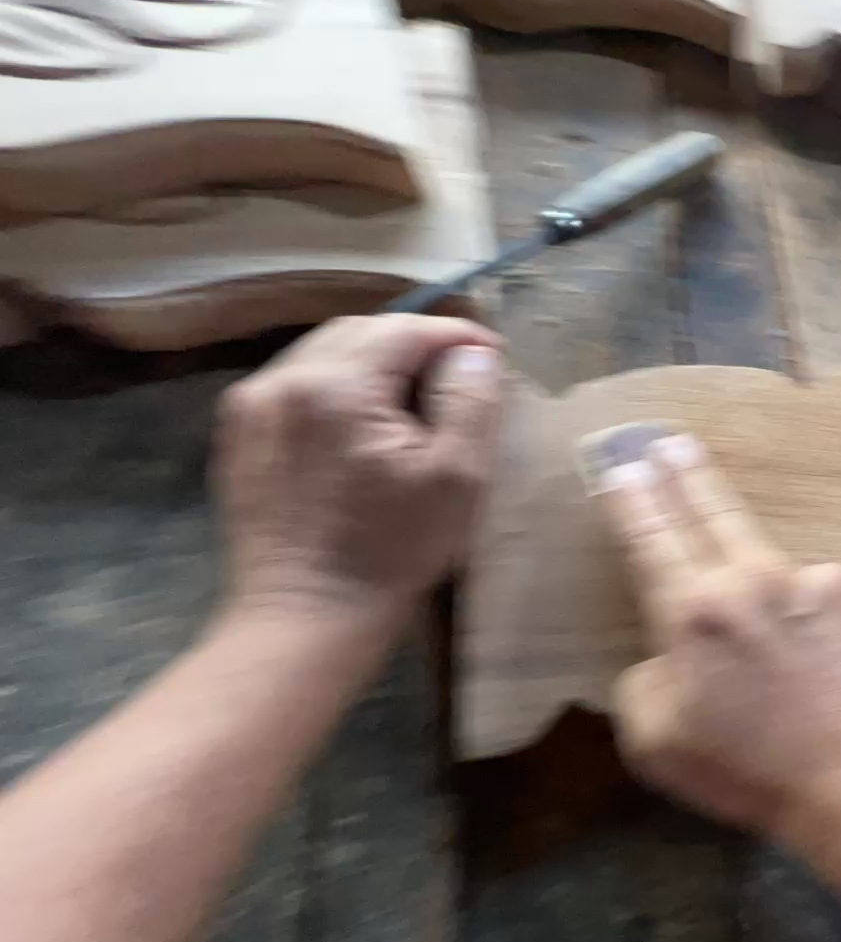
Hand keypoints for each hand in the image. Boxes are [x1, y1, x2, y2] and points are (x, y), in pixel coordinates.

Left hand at [214, 314, 503, 624]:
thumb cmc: (397, 546)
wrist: (311, 611)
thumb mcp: (459, 476)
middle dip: (418, 343)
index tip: (497, 357)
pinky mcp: (242, 435)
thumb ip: (471, 403)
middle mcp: (281, 382)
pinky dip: (347, 385)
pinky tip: (373, 421)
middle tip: (464, 374)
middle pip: (361, 332)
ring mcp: (252, 408)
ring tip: (423, 396)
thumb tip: (477, 355)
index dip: (458, 336)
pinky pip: (301, 384)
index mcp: (336, 387)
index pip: (405, 330)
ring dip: (381, 362)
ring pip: (327, 354)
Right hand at [595, 433, 840, 838]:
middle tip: (673, 443)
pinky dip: (826, 629)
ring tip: (789, 661)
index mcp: (696, 609)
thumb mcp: (657, 740)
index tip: (624, 467)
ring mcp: (822, 579)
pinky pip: (833, 603)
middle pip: (715, 511)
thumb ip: (647, 679)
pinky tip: (836, 669)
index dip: (634, 500)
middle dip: (688, 474)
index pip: (653, 536)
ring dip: (776, 602)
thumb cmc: (750, 768)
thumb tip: (670, 652)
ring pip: (782, 576)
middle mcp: (759, 577)